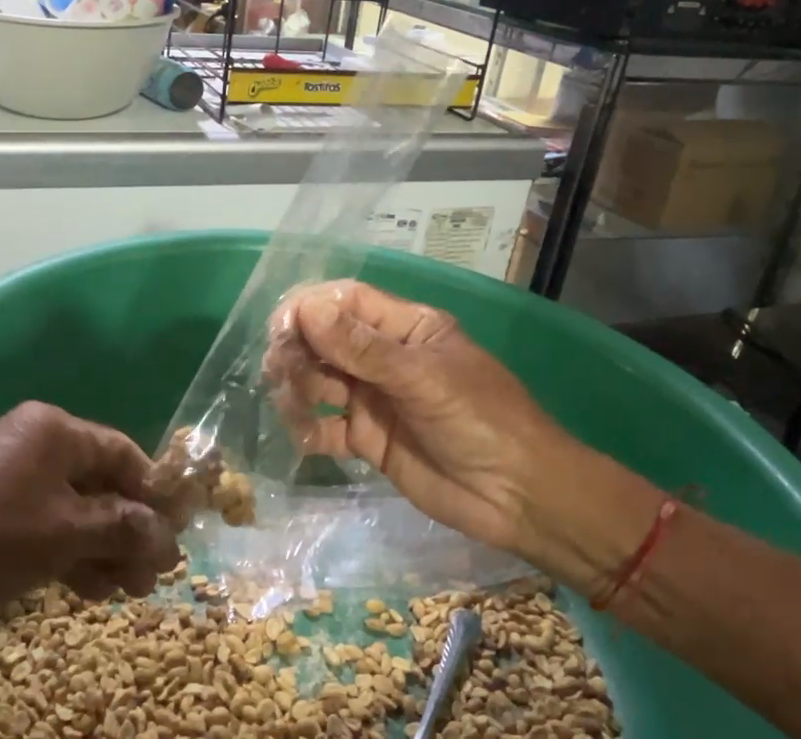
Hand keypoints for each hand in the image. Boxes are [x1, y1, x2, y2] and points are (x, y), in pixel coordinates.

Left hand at [0, 401, 179, 651]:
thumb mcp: (64, 534)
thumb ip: (123, 529)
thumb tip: (171, 536)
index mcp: (52, 430)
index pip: (123, 452)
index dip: (154, 492)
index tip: (178, 532)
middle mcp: (33, 445)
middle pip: (100, 483)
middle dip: (129, 529)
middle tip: (152, 576)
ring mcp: (10, 480)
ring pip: (75, 510)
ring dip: (104, 548)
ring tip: (125, 591)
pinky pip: (47, 527)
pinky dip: (72, 553)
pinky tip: (91, 590)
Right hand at [266, 280, 573, 552]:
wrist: (520, 497)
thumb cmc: (483, 421)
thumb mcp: (424, 379)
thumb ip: (364, 349)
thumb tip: (308, 311)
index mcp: (406, 329)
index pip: (348, 302)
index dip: (311, 308)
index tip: (281, 328)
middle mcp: (385, 358)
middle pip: (326, 340)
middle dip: (298, 349)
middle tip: (279, 371)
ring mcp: (374, 399)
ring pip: (320, 380)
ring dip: (298, 387)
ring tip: (291, 404)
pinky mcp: (368, 440)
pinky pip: (327, 427)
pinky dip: (310, 430)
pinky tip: (305, 438)